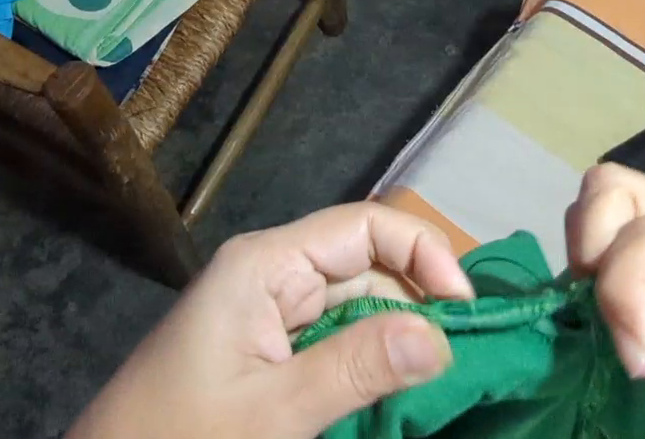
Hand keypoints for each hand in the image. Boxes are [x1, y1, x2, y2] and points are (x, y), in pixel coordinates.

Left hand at [68, 202, 475, 438]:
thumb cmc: (181, 438)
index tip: (463, 308)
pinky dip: (368, 350)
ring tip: (442, 364)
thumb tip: (441, 335)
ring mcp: (268, 307)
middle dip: (415, 291)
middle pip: (361, 259)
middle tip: (463, 346)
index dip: (420, 251)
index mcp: (267, 262)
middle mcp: (272, 271)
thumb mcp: (274, 412)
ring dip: (397, 324)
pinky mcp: (266, 344)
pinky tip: (398, 377)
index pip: (361, 226)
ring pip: (352, 297)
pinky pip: (332, 332)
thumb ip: (358, 367)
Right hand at [566, 164, 644, 438]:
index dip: (627, 286)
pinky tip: (614, 315)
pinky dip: (593, 267)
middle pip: (619, 189)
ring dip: (589, 253)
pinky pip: (610, 235)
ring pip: (606, 202)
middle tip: (607, 322)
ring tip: (611, 319)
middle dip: (593, 248)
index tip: (635, 358)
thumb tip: (628, 315)